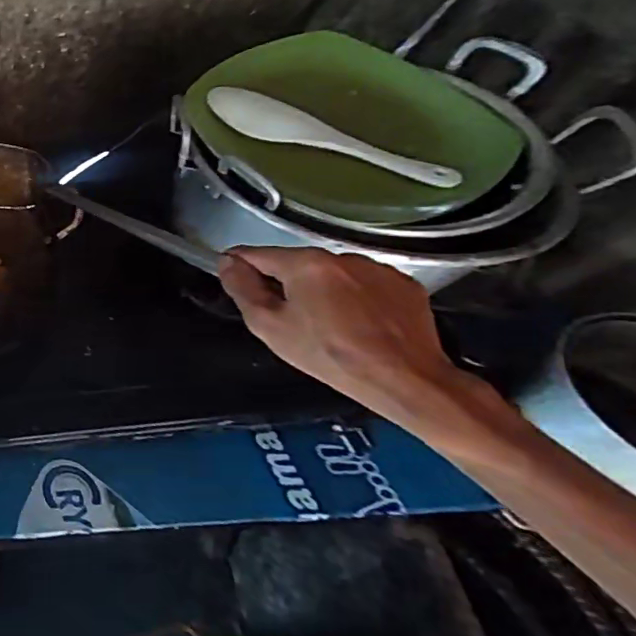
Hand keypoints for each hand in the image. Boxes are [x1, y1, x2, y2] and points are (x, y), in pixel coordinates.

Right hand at [219, 247, 488, 435]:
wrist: (406, 380)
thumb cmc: (327, 353)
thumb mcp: (268, 325)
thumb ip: (241, 288)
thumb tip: (229, 263)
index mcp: (305, 263)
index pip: (257, 254)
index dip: (239, 267)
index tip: (236, 284)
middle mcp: (342, 257)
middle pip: (296, 264)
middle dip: (285, 283)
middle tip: (285, 316)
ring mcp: (378, 269)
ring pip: (332, 273)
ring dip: (321, 288)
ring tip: (327, 322)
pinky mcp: (405, 286)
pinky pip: (364, 284)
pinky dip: (355, 297)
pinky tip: (358, 322)